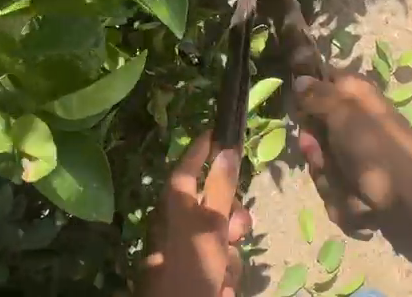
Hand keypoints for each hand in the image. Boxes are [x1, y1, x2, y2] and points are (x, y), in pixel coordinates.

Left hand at [138, 132, 251, 296]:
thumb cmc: (190, 264)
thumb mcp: (211, 223)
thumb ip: (222, 188)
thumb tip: (227, 148)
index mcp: (177, 201)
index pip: (191, 162)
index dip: (205, 146)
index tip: (219, 130)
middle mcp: (180, 220)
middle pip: (217, 204)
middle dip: (233, 221)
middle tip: (235, 235)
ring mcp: (188, 248)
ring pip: (224, 238)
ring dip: (229, 256)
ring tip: (221, 276)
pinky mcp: (196, 273)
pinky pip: (221, 264)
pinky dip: (223, 278)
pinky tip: (218, 291)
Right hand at [292, 72, 411, 239]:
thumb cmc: (378, 151)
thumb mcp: (344, 114)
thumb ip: (317, 95)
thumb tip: (300, 80)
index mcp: (356, 95)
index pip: (319, 85)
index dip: (307, 102)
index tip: (303, 116)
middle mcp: (356, 122)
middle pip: (316, 133)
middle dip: (317, 154)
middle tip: (323, 160)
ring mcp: (360, 156)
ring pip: (324, 166)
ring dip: (331, 182)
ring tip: (350, 192)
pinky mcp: (362, 186)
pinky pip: (338, 192)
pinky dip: (345, 202)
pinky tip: (361, 209)